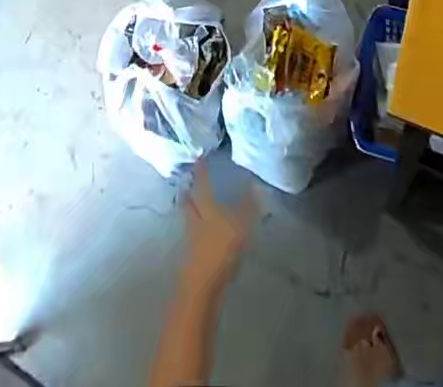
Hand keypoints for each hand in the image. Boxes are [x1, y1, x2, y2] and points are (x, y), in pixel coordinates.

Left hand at [181, 168, 255, 288]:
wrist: (202, 285)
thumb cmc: (221, 250)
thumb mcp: (241, 226)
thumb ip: (247, 206)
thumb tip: (252, 184)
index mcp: (205, 208)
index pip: (202, 184)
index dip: (201, 170)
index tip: (198, 157)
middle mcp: (194, 218)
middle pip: (190, 200)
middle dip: (191, 190)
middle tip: (192, 181)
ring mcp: (191, 237)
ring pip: (190, 216)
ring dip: (192, 208)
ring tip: (199, 204)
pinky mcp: (193, 254)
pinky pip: (194, 232)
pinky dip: (198, 227)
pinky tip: (206, 232)